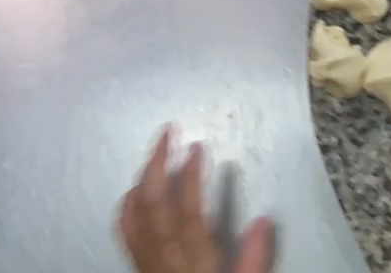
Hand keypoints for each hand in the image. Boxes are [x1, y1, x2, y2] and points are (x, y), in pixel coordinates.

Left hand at [119, 127, 275, 272]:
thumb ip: (254, 262)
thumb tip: (264, 220)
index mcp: (194, 266)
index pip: (187, 215)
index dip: (189, 178)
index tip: (197, 147)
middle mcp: (164, 265)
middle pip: (153, 209)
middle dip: (156, 165)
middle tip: (168, 131)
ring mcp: (147, 268)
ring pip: (134, 218)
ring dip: (141, 179)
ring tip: (155, 153)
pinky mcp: (138, 272)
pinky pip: (126, 235)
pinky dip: (129, 205)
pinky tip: (138, 191)